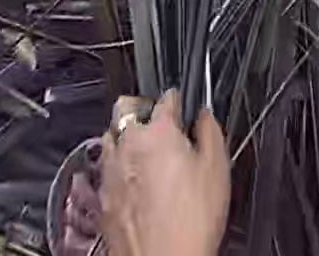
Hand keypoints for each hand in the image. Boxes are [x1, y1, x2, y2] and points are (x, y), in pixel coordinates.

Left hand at [100, 91, 230, 255]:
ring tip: (142, 151)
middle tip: (160, 127)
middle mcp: (129, 144)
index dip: (180, 101)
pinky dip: (116, 167)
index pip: (168, 97)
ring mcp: (111, 172)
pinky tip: (132, 180)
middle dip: (143, 111)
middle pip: (128, 110)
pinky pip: (105, 169)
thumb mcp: (217, 167)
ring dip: (124, 136)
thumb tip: (203, 116)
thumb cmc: (192, 220)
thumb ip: (210, 130)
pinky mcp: (101, 200)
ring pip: (111, 137)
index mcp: (159, 130)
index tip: (185, 109)